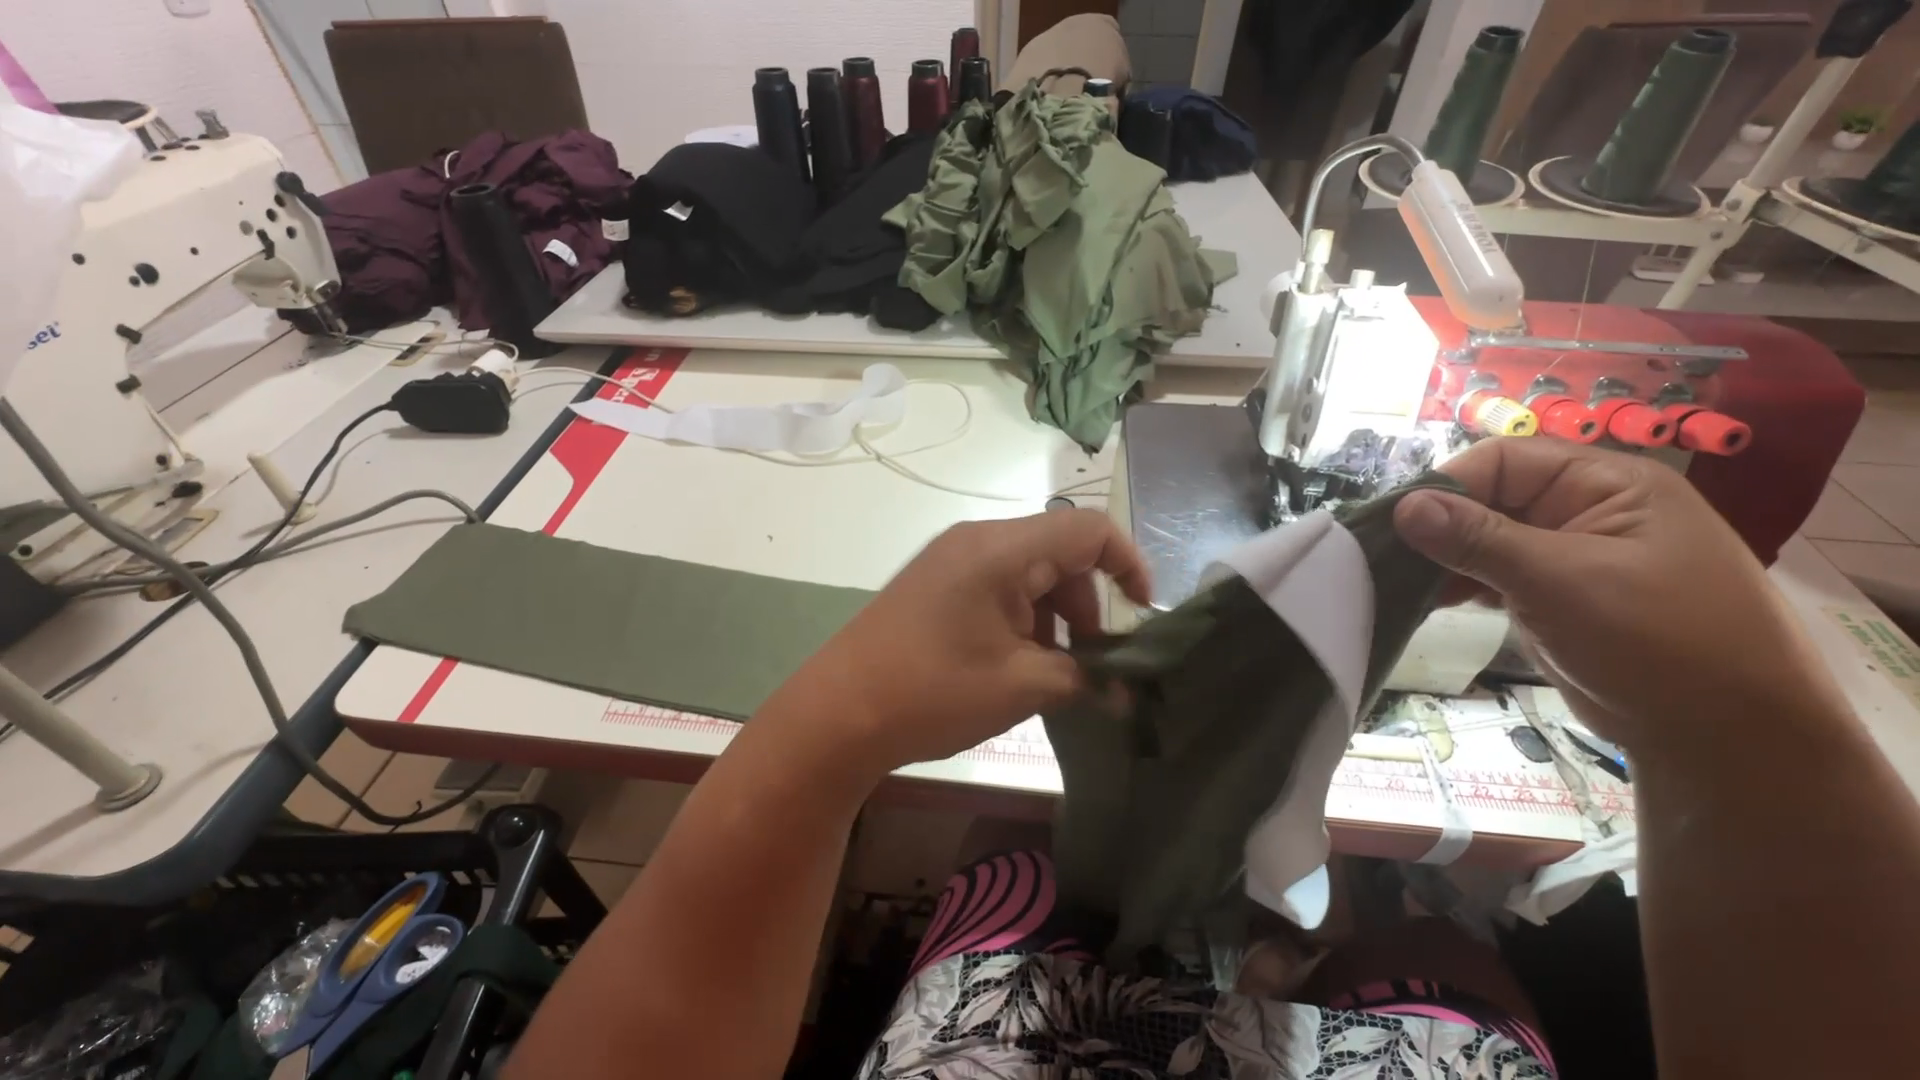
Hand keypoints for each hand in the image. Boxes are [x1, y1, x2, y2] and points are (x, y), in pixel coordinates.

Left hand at [768, 509, 1151, 776]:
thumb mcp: (1020, 686)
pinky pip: (999, 589)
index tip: (1144, 615)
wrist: (836, 715)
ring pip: (1030, 575)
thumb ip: (1084, 678)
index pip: (1088, 529)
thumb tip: (1126, 688)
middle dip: (1089, 607)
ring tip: (1053, 678)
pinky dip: (1022, 623)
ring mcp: (951, 561)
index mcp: (1001, 548)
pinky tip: (1016, 671)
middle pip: (1060, 554)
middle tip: (1093, 665)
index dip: (1128, 565)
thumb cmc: (932, 691)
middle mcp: (977, 541)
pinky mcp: (936, 586)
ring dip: (1055, 621)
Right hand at [1393, 437, 1843, 752]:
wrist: (1726, 739)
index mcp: (1607, 483)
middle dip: (1440, 526)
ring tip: (1401, 585)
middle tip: (1387, 560)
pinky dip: (1463, 585)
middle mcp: (1589, 509)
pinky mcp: (1560, 597)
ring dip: (1446, 560)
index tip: (1396, 524)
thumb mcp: (1560, 582)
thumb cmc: (1656, 642)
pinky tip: (1432, 602)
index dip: (1446, 485)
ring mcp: (1573, 556)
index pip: (1504, 460)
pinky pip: (1498, 575)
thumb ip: (1478, 539)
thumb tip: (1403, 506)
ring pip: (1489, 539)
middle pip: (1491, 497)